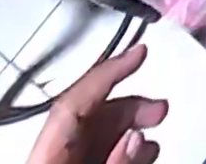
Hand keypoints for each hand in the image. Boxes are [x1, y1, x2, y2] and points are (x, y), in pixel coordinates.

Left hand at [27, 43, 167, 163]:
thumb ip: (112, 161)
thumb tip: (137, 133)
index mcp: (45, 153)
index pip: (75, 99)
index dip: (109, 70)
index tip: (141, 51)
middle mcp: (50, 153)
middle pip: (90, 114)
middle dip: (130, 105)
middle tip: (160, 108)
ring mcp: (63, 159)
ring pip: (98, 133)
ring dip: (131, 128)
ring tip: (154, 139)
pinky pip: (99, 151)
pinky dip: (124, 148)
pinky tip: (144, 153)